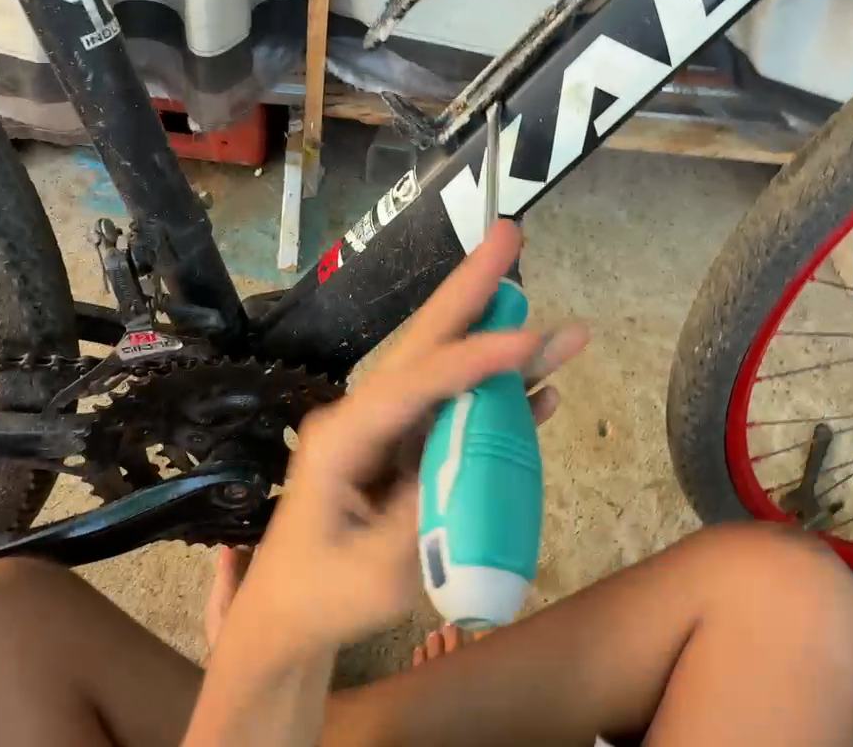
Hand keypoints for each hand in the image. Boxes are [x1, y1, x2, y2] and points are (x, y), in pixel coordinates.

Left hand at [224, 221, 585, 655]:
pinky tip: (543, 392)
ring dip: (505, 350)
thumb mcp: (370, 573)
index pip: (415, 383)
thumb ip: (424, 515)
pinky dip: (503, 403)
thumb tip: (472, 461)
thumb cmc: (320, 596)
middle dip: (470, 291)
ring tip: (561, 331)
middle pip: (427, 344)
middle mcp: (368, 415)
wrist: (291, 616)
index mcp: (343, 435)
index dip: (473, 359)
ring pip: (453, 375)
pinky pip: (463, 417)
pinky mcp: (412, 451)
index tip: (526, 339)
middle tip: (508, 236)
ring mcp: (392, 431)